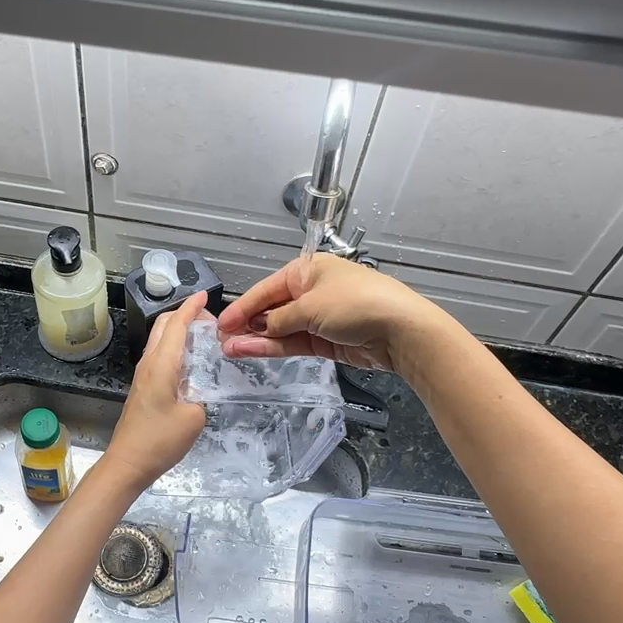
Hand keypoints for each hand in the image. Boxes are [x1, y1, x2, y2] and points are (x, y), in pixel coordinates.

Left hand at [97, 292, 209, 486]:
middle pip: (164, 326)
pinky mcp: (142, 388)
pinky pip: (159, 356)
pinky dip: (175, 348)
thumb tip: (199, 392)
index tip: (206, 295)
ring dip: (179, 332)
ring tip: (203, 338)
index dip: (191, 307)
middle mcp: (149, 364)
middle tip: (209, 320)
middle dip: (185, 315)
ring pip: (160, 340)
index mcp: (161, 365)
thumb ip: (202, 397)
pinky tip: (189, 362)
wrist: (127, 463)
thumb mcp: (194, 419)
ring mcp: (142, 376)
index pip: (176, 325)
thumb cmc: (159, 441)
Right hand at [215, 255, 451, 372]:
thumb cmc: (356, 304)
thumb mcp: (310, 307)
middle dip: (247, 325)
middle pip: (272, 310)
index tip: (222, 323)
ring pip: (281, 329)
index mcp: (308, 270)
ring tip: (231, 350)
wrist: (400, 329)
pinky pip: (294, 343)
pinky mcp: (327, 342)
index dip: (243, 306)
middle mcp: (312, 292)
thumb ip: (279, 320)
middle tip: (222, 340)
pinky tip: (253, 351)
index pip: (267, 289)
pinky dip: (275, 348)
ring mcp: (320, 318)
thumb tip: (258, 328)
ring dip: (257, 339)